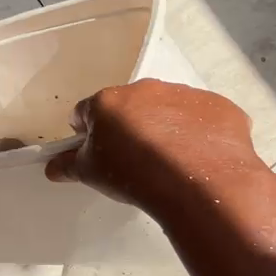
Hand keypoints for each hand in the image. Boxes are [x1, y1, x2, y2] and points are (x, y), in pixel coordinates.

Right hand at [45, 80, 266, 217]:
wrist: (203, 186)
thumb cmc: (134, 174)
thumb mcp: (89, 174)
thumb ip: (67, 165)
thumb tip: (52, 167)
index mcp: (106, 100)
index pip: (84, 112)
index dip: (86, 134)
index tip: (97, 153)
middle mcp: (144, 89)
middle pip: (128, 107)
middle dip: (127, 127)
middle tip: (134, 158)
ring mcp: (186, 95)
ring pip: (166, 109)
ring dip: (163, 127)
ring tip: (171, 161)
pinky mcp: (222, 107)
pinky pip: (202, 118)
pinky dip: (198, 133)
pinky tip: (199, 157)